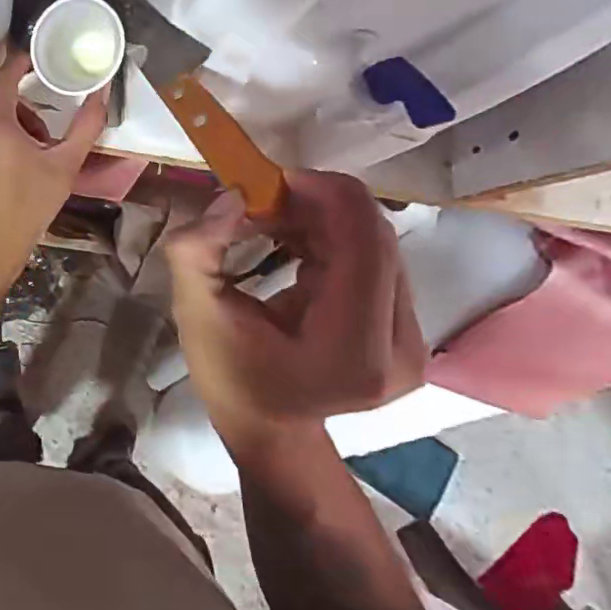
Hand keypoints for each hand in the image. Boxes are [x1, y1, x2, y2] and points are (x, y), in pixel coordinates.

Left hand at [0, 52, 107, 286]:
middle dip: (21, 119)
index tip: (32, 60)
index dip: (19, 65)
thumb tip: (102, 91)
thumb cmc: (31, 204)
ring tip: (21, 163)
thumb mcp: (65, 165)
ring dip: (3, 135)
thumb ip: (86, 125)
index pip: (4, 79)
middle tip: (41, 144)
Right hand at [164, 170, 423, 453]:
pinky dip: (332, 240)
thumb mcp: (196, 315)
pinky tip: (293, 245)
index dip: (323, 194)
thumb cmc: (228, 377)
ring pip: (378, 244)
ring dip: (323, 220)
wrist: (266, 428)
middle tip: (259, 202)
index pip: (364, 242)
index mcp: (353, 348)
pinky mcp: (409, 332)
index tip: (268, 180)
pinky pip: (376, 261)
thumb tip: (232, 196)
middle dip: (315, 204)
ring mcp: (414, 340)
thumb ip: (198, 252)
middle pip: (374, 237)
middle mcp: (401, 343)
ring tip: (270, 225)